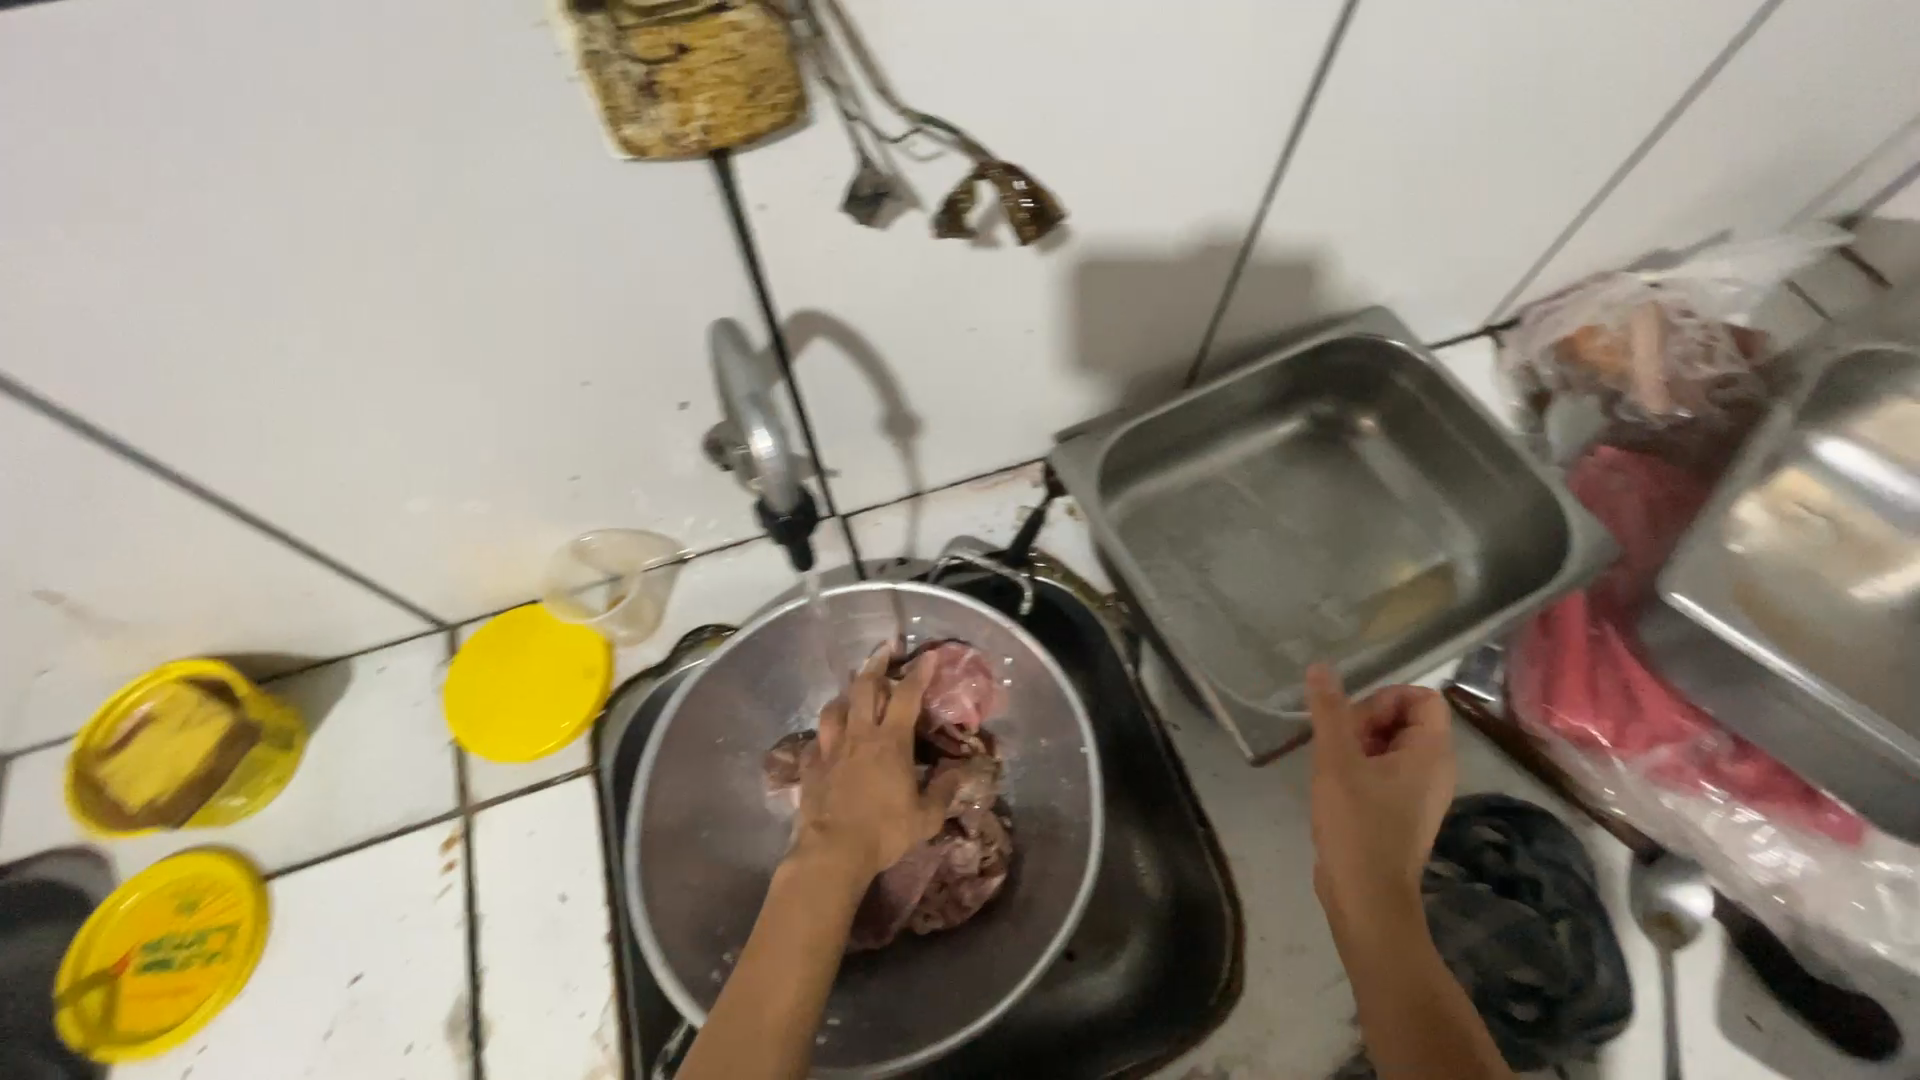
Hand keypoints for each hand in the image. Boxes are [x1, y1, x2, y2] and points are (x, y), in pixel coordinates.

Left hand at [793, 651, 962, 884]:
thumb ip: (944, 790)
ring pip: (834, 709)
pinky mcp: (810, 767)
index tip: (928, 656)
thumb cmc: (884, 832)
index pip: (907, 696)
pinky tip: (824, 742)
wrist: (833, 852)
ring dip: (845, 697)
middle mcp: (859, 736)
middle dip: (875, 665)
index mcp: (890, 742)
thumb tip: (960, 770)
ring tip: (851, 694)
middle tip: (884, 652)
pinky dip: (822, 737)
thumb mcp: (926, 817)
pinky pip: (814, 743)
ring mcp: (830, 749)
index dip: (919, 673)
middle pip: (864, 688)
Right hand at [1305, 663, 1455, 925]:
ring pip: (1390, 744)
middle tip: (1337, 747)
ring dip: (1356, 744)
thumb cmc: (1357, 824)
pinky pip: (1385, 769)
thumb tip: (1320, 667)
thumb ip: (1329, 711)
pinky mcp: (1402, 810)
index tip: (1353, 723)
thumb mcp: (1336, 761)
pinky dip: (1359, 767)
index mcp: (1432, 753)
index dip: (1384, 699)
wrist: (1366, 896)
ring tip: (1332, 767)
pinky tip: (1335, 786)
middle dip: (1365, 721)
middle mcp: (1435, 769)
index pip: (1422, 698)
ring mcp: (1420, 792)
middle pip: (1405, 718)